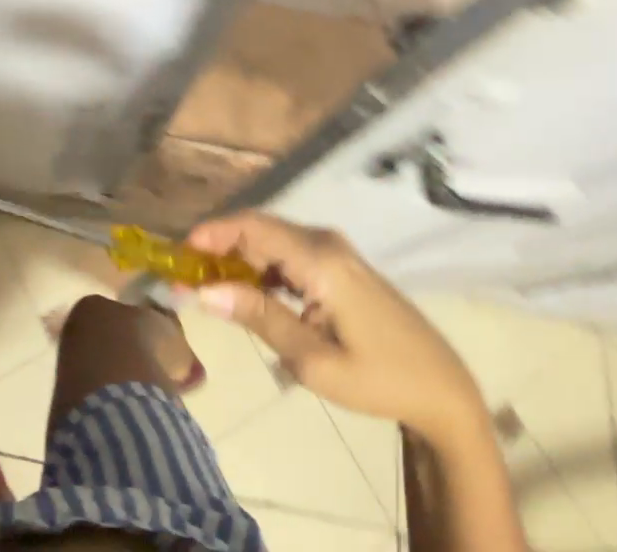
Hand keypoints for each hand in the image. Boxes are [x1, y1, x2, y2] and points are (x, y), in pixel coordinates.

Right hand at [186, 211, 487, 444]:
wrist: (441, 388)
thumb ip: (259, 318)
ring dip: (237, 260)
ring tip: (206, 290)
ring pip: (272, 242)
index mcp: (321, 260)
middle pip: (259, 230)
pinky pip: (289, 255)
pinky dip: (261, 269)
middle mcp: (327, 243)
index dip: (210, 234)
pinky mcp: (340, 266)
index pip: (253, 228)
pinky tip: (246, 296)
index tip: (175, 256)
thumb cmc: (378, 379)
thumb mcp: (312, 359)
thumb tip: (204, 291)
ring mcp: (336, 252)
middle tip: (183, 280)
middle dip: (218, 249)